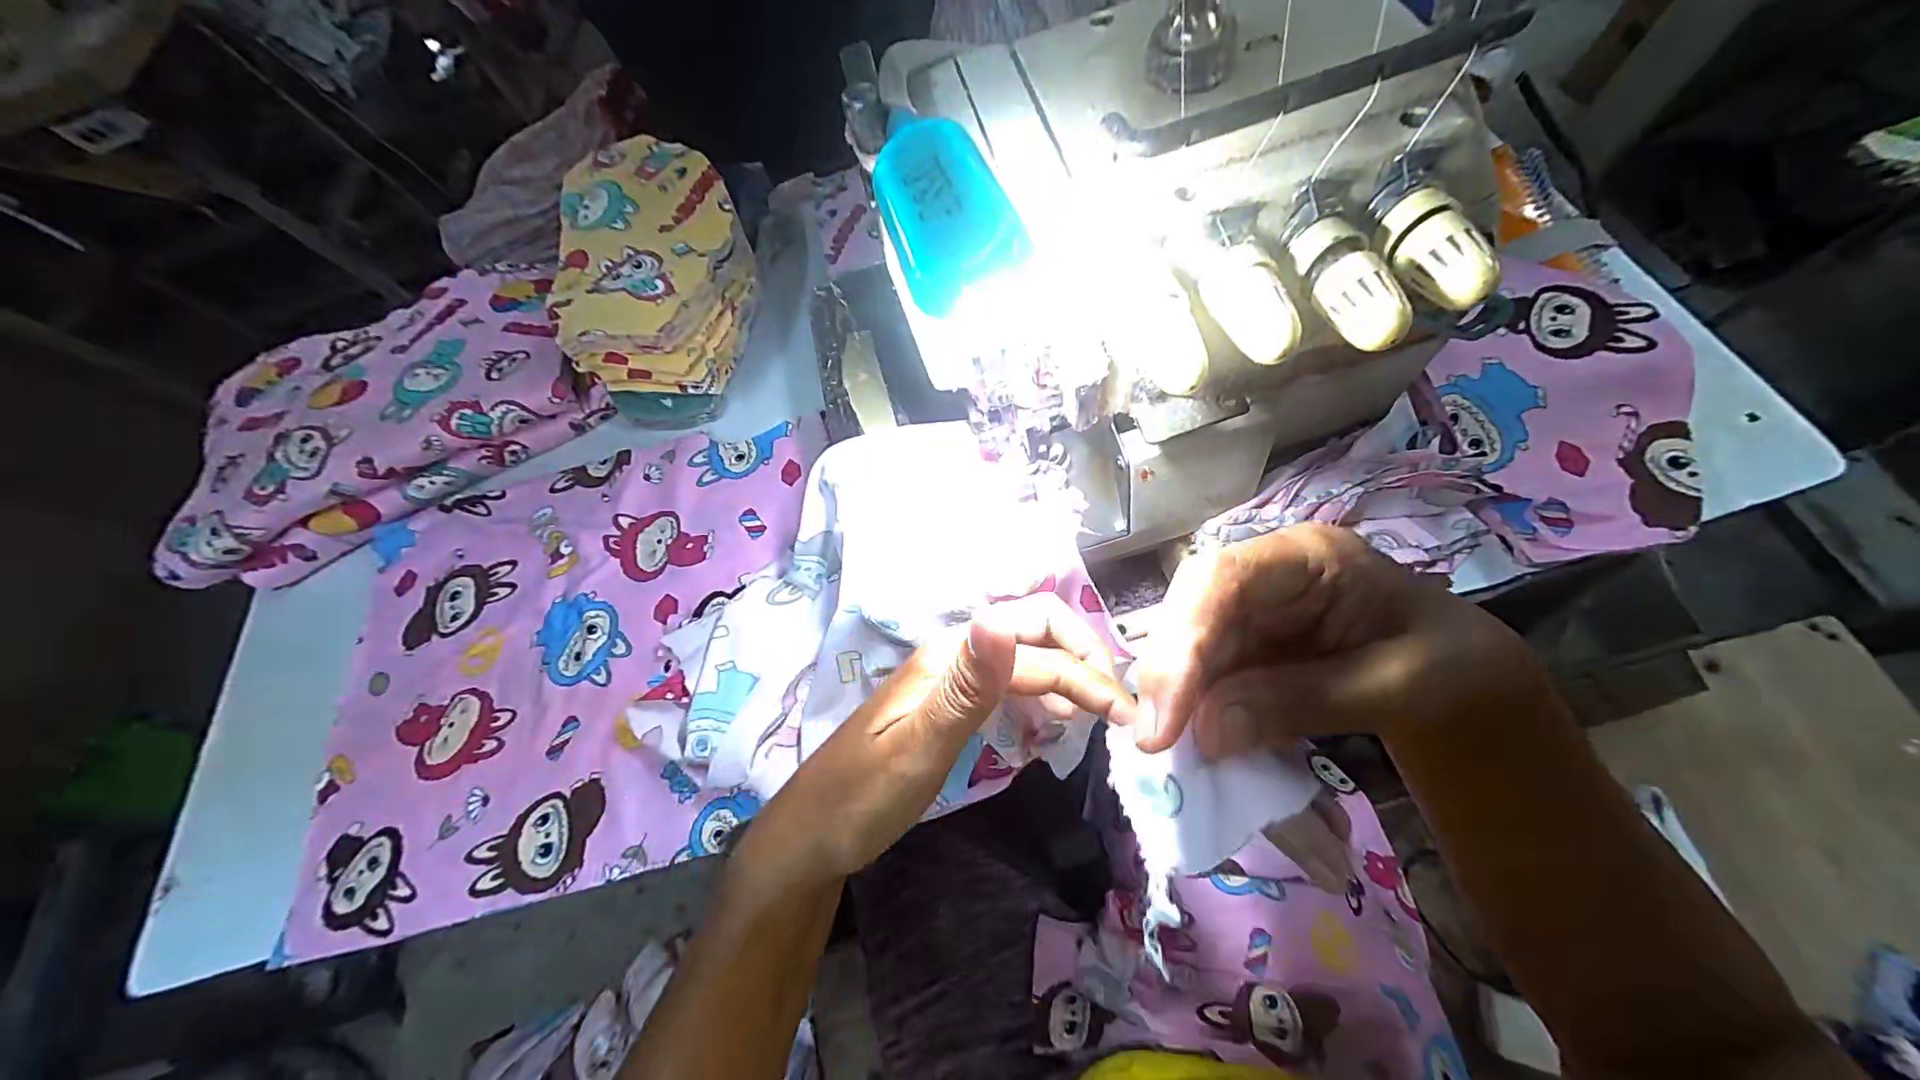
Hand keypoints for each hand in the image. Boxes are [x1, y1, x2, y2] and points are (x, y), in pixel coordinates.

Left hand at [737, 594, 1133, 885]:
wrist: (808, 837)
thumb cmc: (861, 800)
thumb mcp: (918, 750)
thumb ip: (965, 687)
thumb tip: (999, 620)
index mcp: (946, 658)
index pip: (1036, 649)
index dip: (1087, 674)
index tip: (1128, 718)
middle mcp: (950, 657)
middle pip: (1032, 631)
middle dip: (1083, 658)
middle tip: (1119, 708)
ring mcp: (947, 680)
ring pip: (1021, 656)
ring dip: (1066, 674)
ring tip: (1097, 716)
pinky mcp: (946, 705)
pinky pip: (1006, 684)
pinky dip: (1041, 694)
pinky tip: (1053, 721)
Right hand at [1127, 523, 1542, 757]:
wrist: (1466, 686)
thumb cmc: (1452, 670)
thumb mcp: (1398, 686)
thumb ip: (1302, 701)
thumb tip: (1205, 732)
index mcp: (1306, 557)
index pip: (1222, 578)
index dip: (1184, 639)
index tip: (1166, 714)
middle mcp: (1262, 578)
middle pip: (1190, 612)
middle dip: (1169, 673)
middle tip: (1157, 741)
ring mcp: (1248, 615)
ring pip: (1186, 648)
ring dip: (1173, 699)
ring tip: (1169, 751)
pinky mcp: (1242, 652)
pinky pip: (1202, 679)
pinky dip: (1193, 714)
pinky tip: (1191, 746)